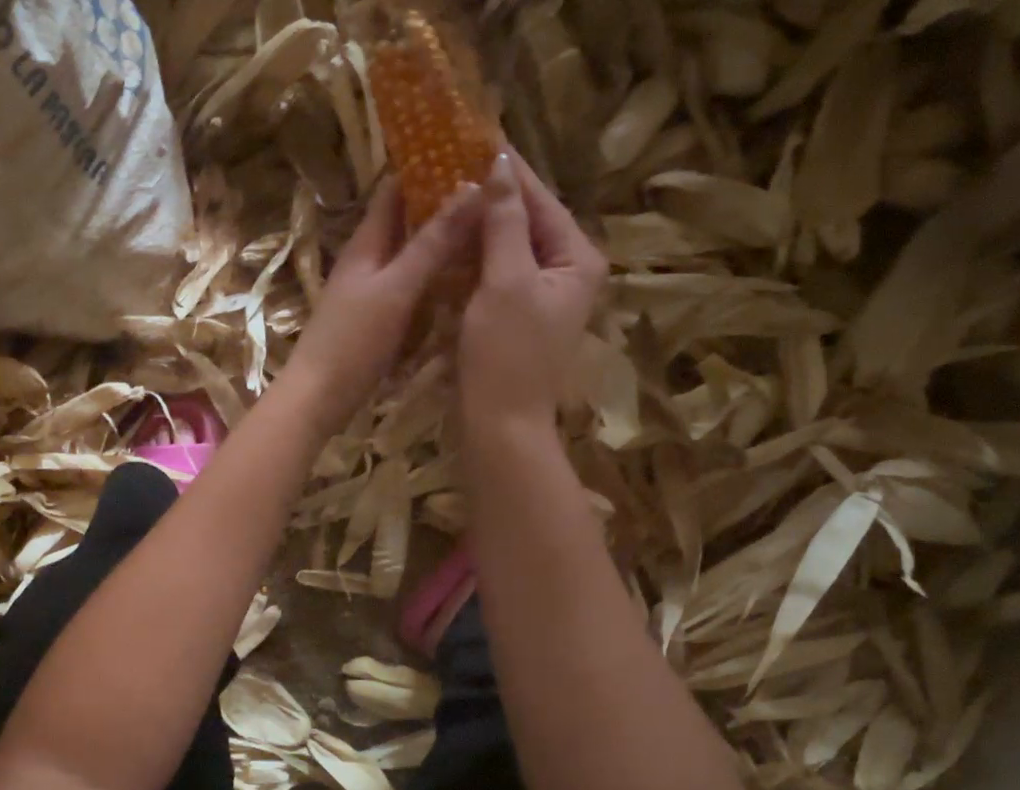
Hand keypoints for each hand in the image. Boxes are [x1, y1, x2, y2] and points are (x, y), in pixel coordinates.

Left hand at [284, 178, 483, 424]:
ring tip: (491, 226)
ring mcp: (371, 291)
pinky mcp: (378, 320)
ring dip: (443, 240)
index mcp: (366, 243)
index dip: (428, 165)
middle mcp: (368, 260)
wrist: (318, 398)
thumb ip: (432, 242)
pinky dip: (436, 275)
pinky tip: (464, 278)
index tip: (472, 150)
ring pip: (410, 254)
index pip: (395, 189)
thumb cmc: (353, 340)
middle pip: (406, 220)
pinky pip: (411, 286)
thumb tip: (471, 185)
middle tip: (496, 192)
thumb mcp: (397, 288)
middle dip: (444, 203)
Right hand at [458, 150, 605, 426]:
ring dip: (478, 222)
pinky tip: (447, 239)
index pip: (540, 198)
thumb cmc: (506, 354)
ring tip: (443, 191)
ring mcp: (540, 295)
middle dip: (491, 193)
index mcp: (576, 257)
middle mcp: (565, 270)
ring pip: (507, 245)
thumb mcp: (505, 282)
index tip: (476, 135)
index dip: (507, 168)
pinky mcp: (515, 315)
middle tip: (451, 160)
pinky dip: (473, 254)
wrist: (500, 425)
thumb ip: (504, 223)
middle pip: (526, 219)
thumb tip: (500, 166)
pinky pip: (495, 271)